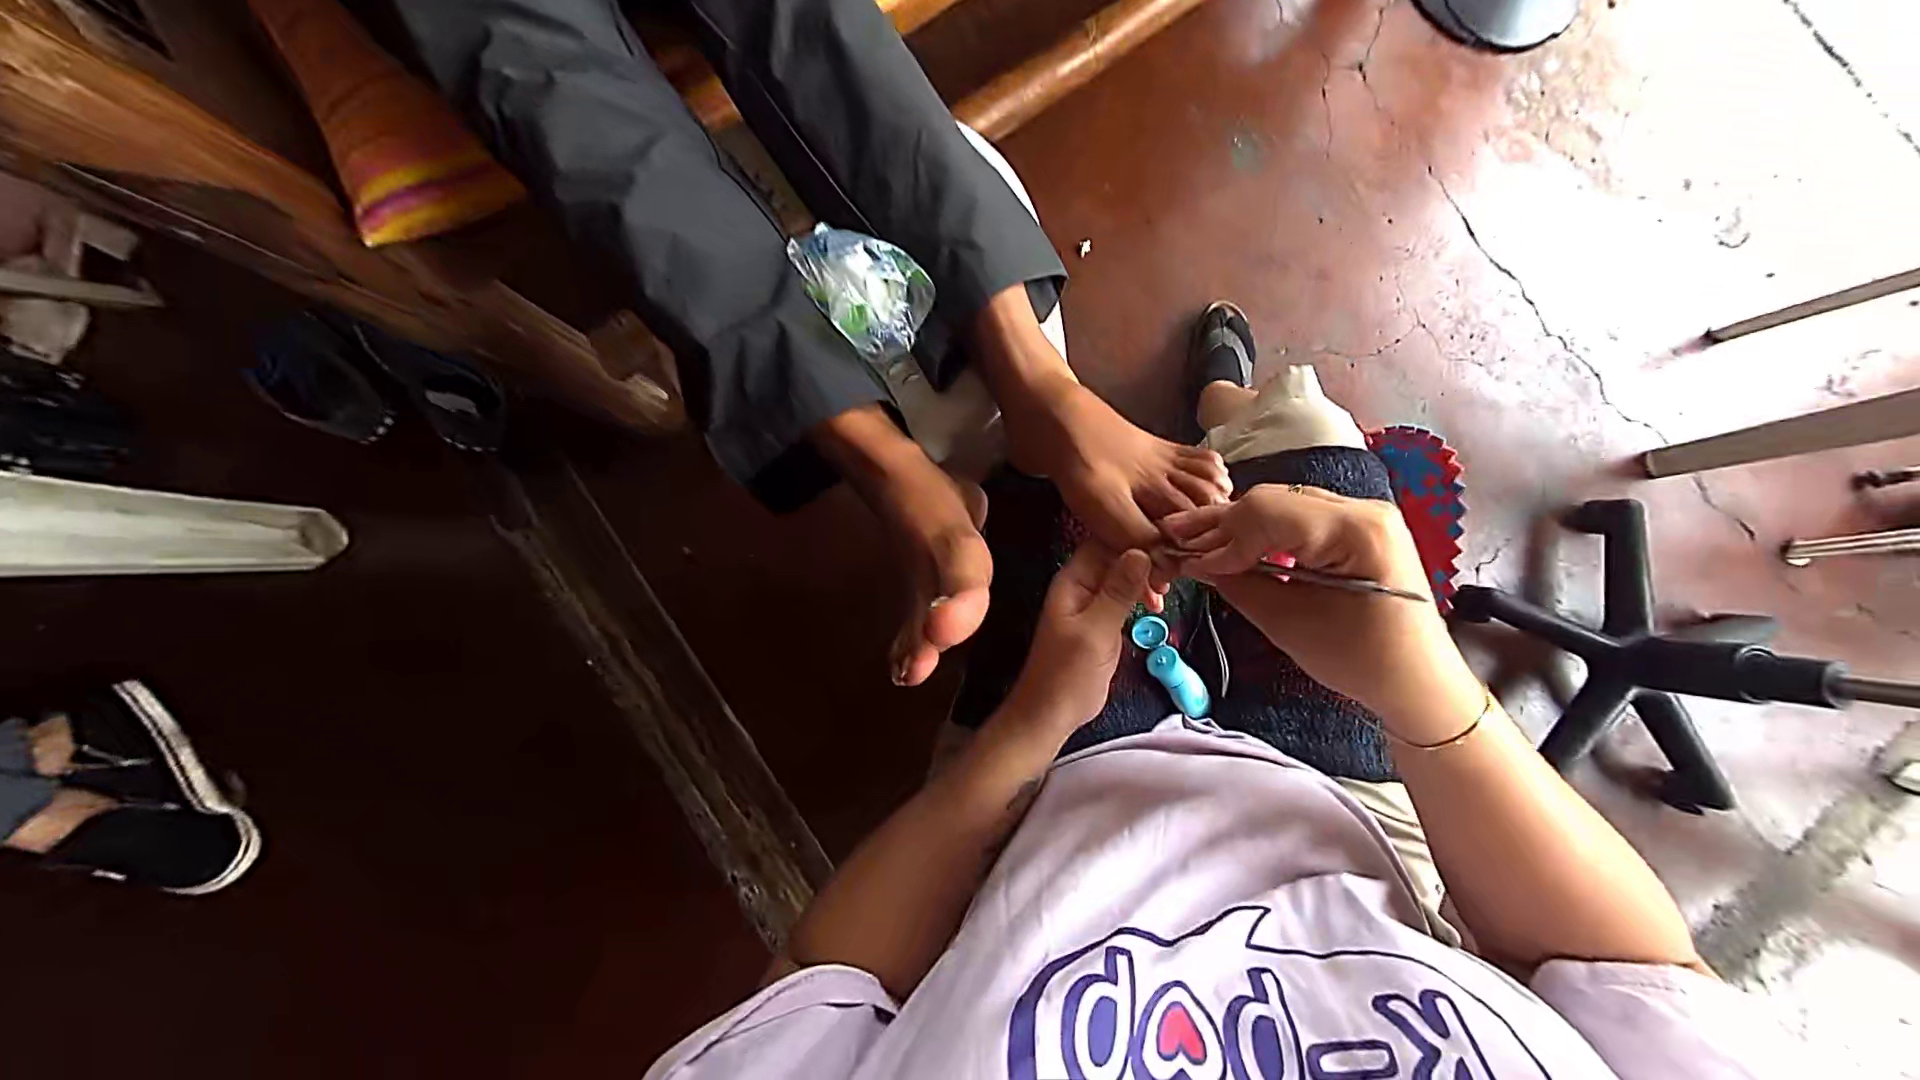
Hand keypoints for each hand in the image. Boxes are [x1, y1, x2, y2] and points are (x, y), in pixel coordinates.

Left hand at [1003, 544, 1152, 730]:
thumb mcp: (1096, 630)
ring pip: (1122, 575)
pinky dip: (1140, 595)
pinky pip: (1123, 595)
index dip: (1133, 538)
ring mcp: (1091, 602)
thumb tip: (1141, 552)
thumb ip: (1118, 591)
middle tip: (1171, 572)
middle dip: (1144, 558)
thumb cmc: (1067, 674)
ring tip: (1165, 591)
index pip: (1103, 540)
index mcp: (1072, 580)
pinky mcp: (1102, 620)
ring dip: (1145, 578)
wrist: (1052, 712)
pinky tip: (1156, 604)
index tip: (1165, 545)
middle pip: (1115, 554)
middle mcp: (1080, 585)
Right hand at [1160, 485, 1479, 729]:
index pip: (1268, 513)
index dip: (1222, 536)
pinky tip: (1230, 542)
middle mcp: (1363, 509)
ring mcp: (1361, 515)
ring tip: (1193, 536)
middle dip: (1221, 523)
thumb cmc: (1361, 659)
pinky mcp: (1353, 528)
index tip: (1190, 562)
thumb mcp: (1290, 622)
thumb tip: (1197, 562)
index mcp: (1358, 530)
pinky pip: (1294, 517)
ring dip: (1235, 524)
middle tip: (1175, 536)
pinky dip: (1259, 530)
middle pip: (1272, 500)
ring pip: (1279, 504)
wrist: (1417, 680)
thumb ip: (1240, 585)